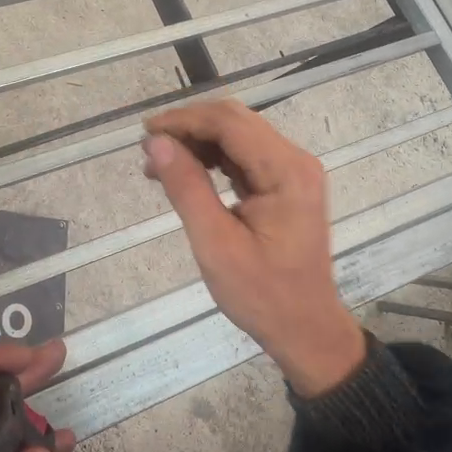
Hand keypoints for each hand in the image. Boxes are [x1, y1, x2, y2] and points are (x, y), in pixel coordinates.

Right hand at [143, 100, 366, 396]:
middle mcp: (294, 161)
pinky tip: (183, 172)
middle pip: (233, 121)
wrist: (305, 331)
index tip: (146, 135)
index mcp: (286, 172)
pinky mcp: (283, 183)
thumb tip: (156, 143)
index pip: (229, 123)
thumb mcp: (216, 244)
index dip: (184, 121)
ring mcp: (291, 171)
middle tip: (148, 148)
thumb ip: (186, 188)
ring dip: (196, 141)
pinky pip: (241, 154)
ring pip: (235, 134)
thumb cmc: (262, 294)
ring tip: (158, 164)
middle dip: (187, 127)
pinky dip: (210, 157)